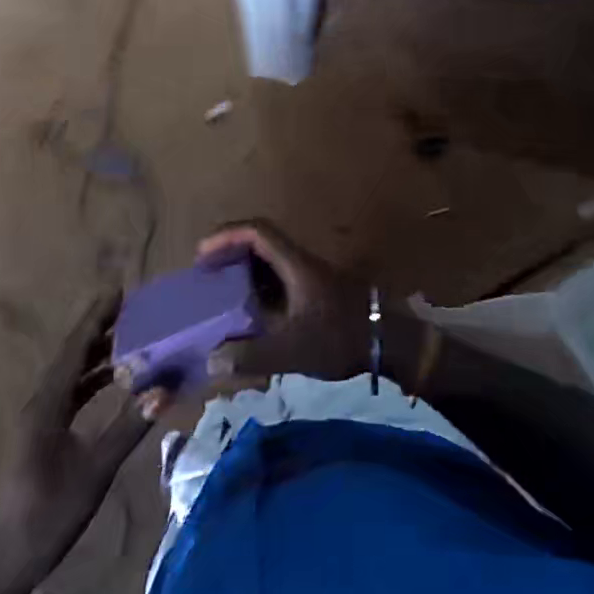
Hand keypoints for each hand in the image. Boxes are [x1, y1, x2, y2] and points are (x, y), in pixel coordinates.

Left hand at [0, 293, 153, 593]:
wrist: (3, 564)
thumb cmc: (48, 515)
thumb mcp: (95, 472)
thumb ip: (128, 429)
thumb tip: (165, 389)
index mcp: (45, 407)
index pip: (74, 351)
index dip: (95, 319)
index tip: (118, 291)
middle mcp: (38, 406)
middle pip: (70, 356)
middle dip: (99, 329)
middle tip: (132, 308)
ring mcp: (37, 422)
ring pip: (69, 375)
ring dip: (96, 354)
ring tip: (129, 335)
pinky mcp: (40, 436)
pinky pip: (68, 393)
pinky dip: (91, 379)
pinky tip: (113, 381)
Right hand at [199, 220, 415, 382]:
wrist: (391, 343)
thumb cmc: (342, 340)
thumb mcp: (293, 351)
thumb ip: (250, 356)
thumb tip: (210, 361)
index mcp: (297, 266)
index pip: (259, 232)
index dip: (227, 236)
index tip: (202, 255)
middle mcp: (304, 263)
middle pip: (263, 242)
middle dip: (230, 252)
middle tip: (205, 275)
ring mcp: (314, 276)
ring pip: (273, 261)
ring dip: (245, 269)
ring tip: (220, 293)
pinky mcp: (320, 292)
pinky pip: (282, 278)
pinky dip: (260, 286)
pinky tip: (250, 313)